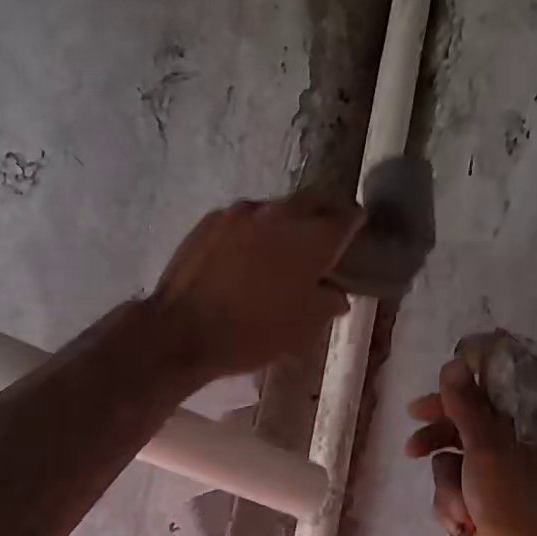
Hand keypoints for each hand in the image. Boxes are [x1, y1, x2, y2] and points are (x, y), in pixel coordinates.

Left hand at [150, 194, 361, 379]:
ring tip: (276, 253)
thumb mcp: (302, 328)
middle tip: (320, 240)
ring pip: (274, 209)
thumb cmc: (251, 334)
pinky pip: (242, 220)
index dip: (354, 227)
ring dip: (283, 225)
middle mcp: (279, 213)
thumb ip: (328, 302)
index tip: (353, 237)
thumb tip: (336, 293)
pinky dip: (251, 233)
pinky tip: (242, 259)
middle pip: (312, 201)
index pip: (347, 217)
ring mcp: (240, 213)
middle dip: (322, 216)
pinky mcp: (209, 221)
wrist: (182, 332)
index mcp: (311, 237)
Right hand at [404, 360, 536, 535]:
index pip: (486, 401)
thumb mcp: (487, 449)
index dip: (452, 400)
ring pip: (451, 466)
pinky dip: (451, 507)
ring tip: (458, 510)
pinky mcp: (482, 506)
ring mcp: (498, 482)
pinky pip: (451, 492)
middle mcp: (515, 452)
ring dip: (447, 488)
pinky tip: (460, 525)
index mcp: (528, 433)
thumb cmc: (512, 504)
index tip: (419, 407)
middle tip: (412, 448)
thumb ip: (467, 407)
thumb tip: (454, 364)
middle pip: (463, 432)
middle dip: (438, 446)